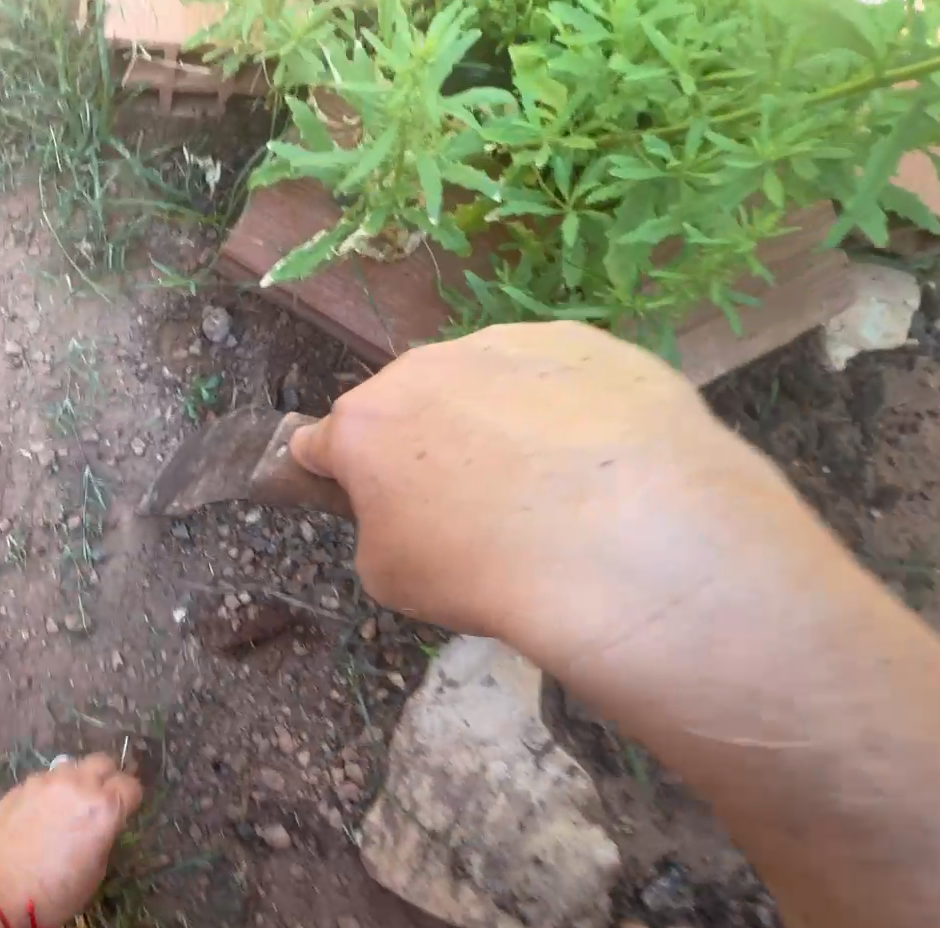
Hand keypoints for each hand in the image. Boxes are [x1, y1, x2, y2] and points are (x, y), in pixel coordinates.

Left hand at [0, 754, 142, 927]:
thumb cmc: (52, 894)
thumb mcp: (95, 873)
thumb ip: (103, 836)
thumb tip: (100, 824)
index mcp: (103, 808)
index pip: (131, 786)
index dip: (130, 799)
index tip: (124, 812)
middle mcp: (77, 785)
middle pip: (103, 763)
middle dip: (107, 779)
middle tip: (100, 802)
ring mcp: (46, 781)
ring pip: (73, 765)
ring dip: (78, 780)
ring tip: (68, 805)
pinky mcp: (21, 785)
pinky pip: (46, 778)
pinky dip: (51, 790)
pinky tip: (41, 813)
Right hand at [290, 322, 839, 669]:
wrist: (623, 546)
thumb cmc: (479, 569)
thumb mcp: (386, 575)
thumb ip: (373, 525)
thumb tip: (403, 507)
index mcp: (360, 426)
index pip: (316, 442)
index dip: (334, 474)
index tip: (361, 499)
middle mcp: (418, 369)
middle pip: (398, 405)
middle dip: (414, 444)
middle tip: (461, 500)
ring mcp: (500, 345)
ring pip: (472, 382)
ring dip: (483, 418)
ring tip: (540, 478)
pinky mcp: (580, 339)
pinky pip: (545, 374)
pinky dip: (553, 406)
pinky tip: (590, 453)